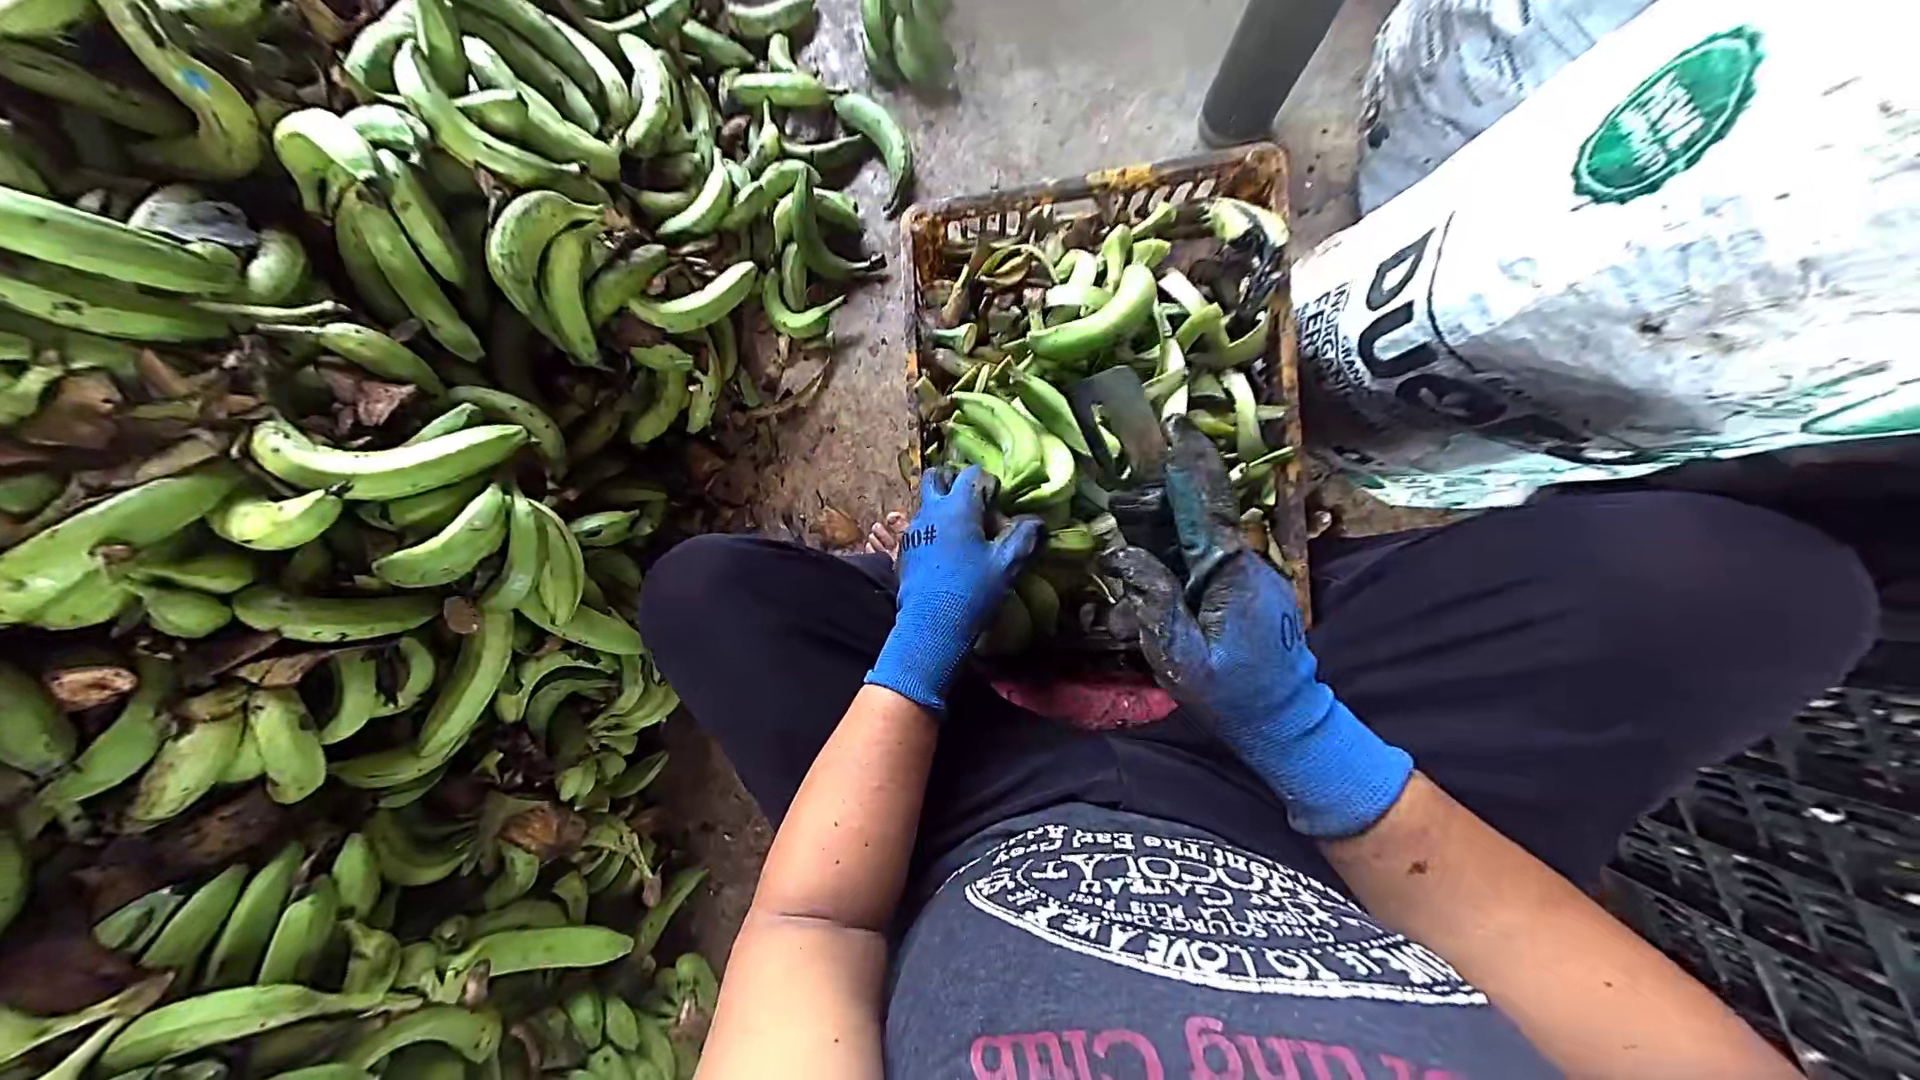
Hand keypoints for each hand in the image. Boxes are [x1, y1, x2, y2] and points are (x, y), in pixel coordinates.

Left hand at [865, 465, 1042, 714]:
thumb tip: (1037, 523)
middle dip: (957, 483)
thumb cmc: (972, 590)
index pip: (975, 475)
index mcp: (957, 506)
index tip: (999, 513)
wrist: (930, 625)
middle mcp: (931, 510)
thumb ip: (1024, 537)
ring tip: (965, 538)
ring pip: (928, 503)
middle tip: (975, 507)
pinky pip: (921, 527)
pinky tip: (948, 557)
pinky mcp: (905, 550)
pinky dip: (935, 530)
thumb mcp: (1007, 565)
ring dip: (946, 509)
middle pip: (938, 476)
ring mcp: (913, 529)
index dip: (991, 487)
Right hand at [1104, 418, 1411, 837]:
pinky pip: (1203, 558)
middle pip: (1196, 513)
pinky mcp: (1244, 586)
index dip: (1189, 462)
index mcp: (1230, 573)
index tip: (1174, 423)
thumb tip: (1123, 553)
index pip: (1208, 504)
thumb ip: (1155, 602)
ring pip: (1197, 536)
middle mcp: (1244, 562)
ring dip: (1161, 533)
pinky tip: (1151, 580)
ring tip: (1132, 546)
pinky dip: (1174, 557)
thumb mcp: (1181, 659)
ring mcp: (1248, 572)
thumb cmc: (1232, 695)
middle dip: (1158, 500)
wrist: (1286, 722)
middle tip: (1125, 498)